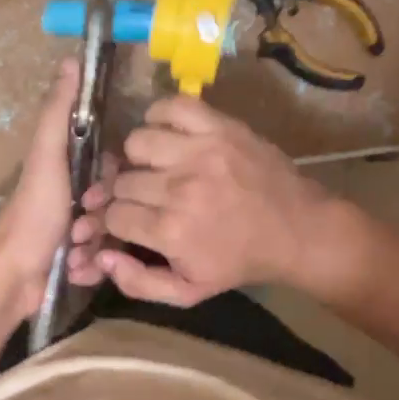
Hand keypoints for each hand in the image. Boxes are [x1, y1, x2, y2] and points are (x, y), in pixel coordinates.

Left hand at [0, 60, 107, 318]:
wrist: (12, 278)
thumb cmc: (31, 215)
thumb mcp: (46, 158)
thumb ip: (57, 114)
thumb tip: (69, 61)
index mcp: (63, 173)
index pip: (110, 171)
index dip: (109, 183)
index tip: (95, 195)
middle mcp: (68, 201)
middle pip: (113, 206)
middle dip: (101, 221)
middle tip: (79, 229)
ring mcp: (70, 235)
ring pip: (109, 237)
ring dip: (94, 248)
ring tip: (72, 254)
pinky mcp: (72, 265)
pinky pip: (101, 265)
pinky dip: (89, 269)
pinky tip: (72, 271)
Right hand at [77, 95, 364, 304]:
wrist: (298, 231)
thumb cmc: (237, 263)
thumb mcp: (187, 292)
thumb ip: (138, 283)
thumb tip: (101, 257)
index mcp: (170, 232)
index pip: (113, 216)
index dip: (112, 220)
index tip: (123, 222)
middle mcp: (180, 190)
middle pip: (120, 182)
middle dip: (121, 194)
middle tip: (137, 199)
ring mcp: (201, 154)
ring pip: (135, 143)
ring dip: (137, 159)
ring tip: (152, 169)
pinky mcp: (220, 128)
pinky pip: (170, 107)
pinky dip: (159, 118)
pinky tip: (165, 138)